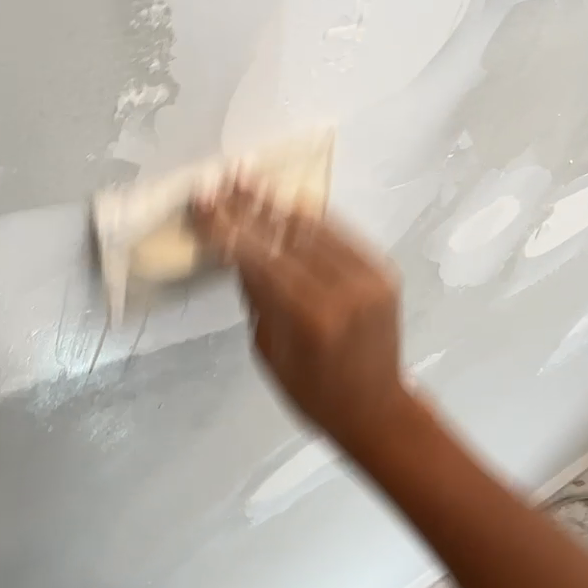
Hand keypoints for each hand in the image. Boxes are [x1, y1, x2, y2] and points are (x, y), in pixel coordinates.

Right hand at [191, 179, 414, 446]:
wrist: (377, 409)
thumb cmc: (312, 394)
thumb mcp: (269, 351)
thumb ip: (257, 298)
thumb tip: (241, 253)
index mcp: (308, 317)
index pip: (259, 259)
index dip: (227, 228)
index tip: (204, 202)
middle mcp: (342, 289)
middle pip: (286, 235)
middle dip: (249, 206)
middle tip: (224, 178)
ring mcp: (369, 276)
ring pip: (315, 228)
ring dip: (277, 203)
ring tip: (249, 179)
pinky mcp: (383, 271)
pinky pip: (341, 235)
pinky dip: (310, 218)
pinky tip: (286, 201)